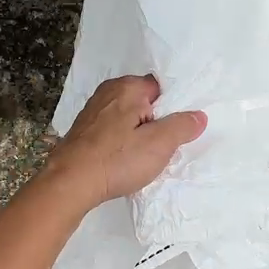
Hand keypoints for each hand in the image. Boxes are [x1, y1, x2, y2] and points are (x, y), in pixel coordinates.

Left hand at [40, 75, 205, 208]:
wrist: (70, 182)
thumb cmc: (116, 160)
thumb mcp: (158, 144)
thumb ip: (181, 126)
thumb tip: (198, 115)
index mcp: (127, 87)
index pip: (162, 87)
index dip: (174, 107)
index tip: (181, 128)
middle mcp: (109, 91)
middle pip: (145, 101)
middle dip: (157, 120)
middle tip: (166, 145)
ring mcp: (94, 109)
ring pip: (129, 116)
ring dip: (139, 132)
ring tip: (146, 155)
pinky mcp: (85, 128)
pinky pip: (114, 128)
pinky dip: (122, 139)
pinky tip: (125, 157)